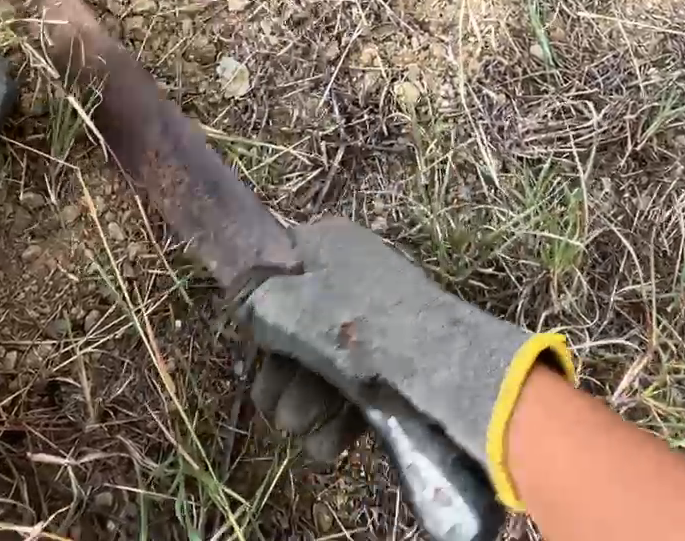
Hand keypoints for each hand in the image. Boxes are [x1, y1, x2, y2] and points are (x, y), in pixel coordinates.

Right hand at [240, 219, 573, 509]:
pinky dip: (333, 415)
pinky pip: (344, 387)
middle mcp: (345, 274)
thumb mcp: (287, 304)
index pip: (274, 266)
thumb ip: (253, 298)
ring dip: (303, 403)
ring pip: (313, 366)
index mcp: (325, 242)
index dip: (259, 306)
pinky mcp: (388, 361)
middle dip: (280, 374)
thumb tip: (243, 298)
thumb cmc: (356, 326)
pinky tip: (331, 440)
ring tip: (310, 424)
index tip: (259, 340)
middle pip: (288, 326)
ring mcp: (369, 320)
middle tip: (281, 401)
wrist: (441, 370)